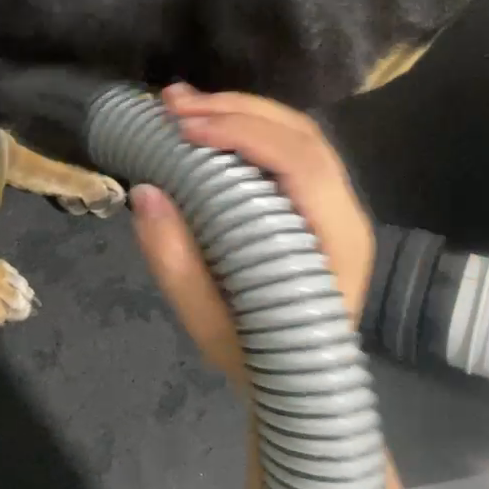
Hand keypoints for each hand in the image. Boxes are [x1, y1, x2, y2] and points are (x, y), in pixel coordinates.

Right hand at [130, 85, 373, 379]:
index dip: (244, 134)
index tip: (184, 129)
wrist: (299, 384)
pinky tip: (203, 124)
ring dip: (238, 111)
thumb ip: (177, 265)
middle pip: (302, 136)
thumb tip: (144, 193)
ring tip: (179, 104)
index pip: (301, 164)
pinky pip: (285, 150)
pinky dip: (243, 127)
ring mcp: (333, 206)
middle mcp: (344, 213)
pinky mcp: (313, 205)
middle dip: (235, 110)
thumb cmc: (258, 358)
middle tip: (171, 104)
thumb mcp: (209, 325)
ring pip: (296, 134)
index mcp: (334, 243)